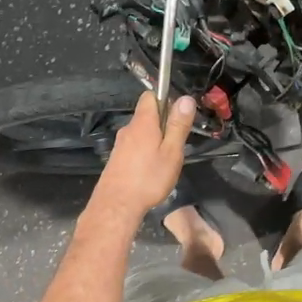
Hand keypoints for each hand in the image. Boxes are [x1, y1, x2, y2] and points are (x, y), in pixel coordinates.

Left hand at [91, 94, 196, 217]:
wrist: (116, 205)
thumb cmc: (148, 178)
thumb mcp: (171, 152)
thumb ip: (178, 125)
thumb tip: (185, 98)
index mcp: (143, 122)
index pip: (150, 96)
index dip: (165, 100)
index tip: (178, 117)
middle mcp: (128, 129)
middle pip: (146, 115)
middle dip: (162, 124)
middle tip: (176, 146)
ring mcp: (120, 144)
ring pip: (141, 133)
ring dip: (154, 141)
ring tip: (165, 162)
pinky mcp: (116, 159)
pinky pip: (134, 147)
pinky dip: (144, 152)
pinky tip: (150, 171)